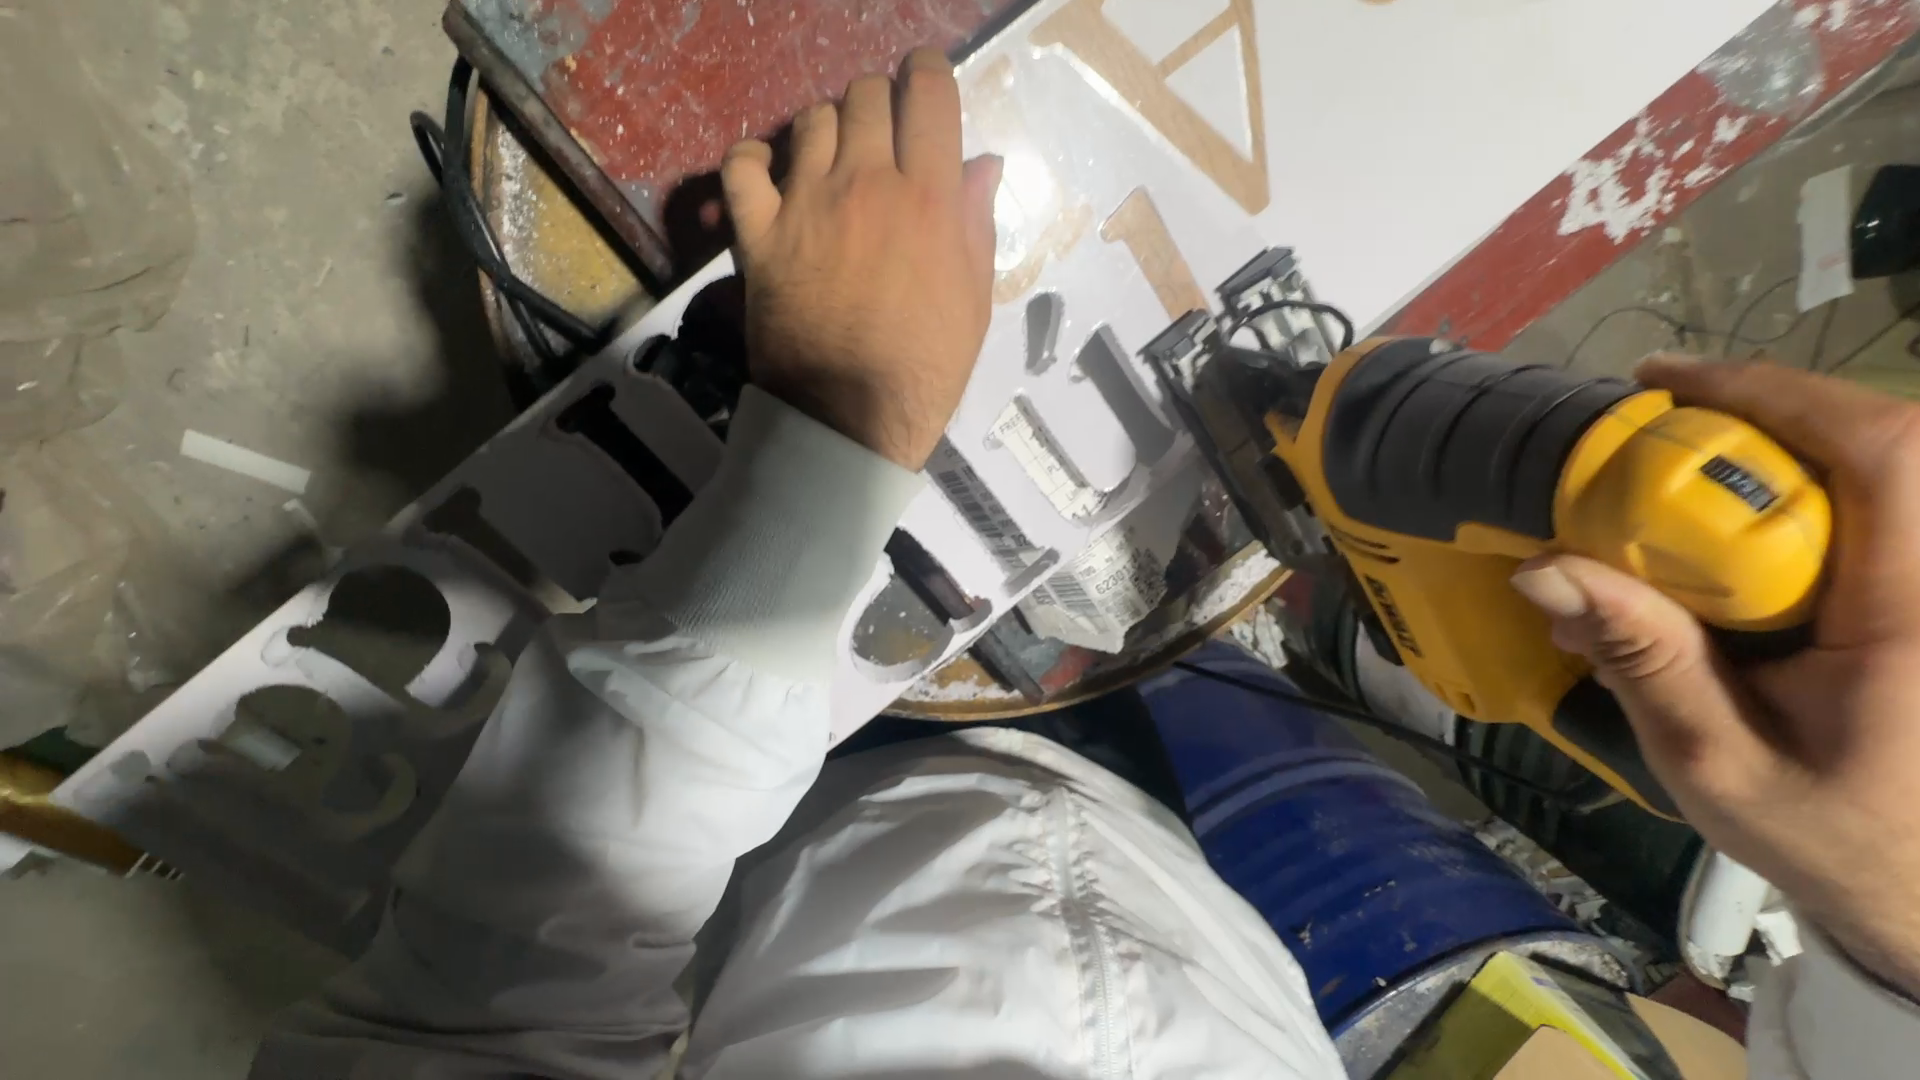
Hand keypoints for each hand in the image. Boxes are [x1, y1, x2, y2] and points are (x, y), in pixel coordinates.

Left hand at [719, 48, 1002, 469]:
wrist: (851, 418)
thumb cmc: (925, 368)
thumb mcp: (975, 302)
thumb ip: (977, 224)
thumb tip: (983, 163)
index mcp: (927, 198)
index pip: (928, 95)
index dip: (929, 74)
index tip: (927, 83)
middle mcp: (865, 183)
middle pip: (865, 95)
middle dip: (879, 102)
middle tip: (882, 135)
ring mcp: (806, 205)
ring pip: (810, 120)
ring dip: (827, 127)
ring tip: (833, 161)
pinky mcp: (759, 235)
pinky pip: (742, 167)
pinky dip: (753, 158)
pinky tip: (768, 171)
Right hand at [1510, 358, 1919, 995]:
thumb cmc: (1834, 837)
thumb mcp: (1713, 761)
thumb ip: (1640, 659)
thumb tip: (1543, 567)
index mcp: (1919, 615)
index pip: (1883, 455)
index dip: (1774, 395)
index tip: (1664, 383)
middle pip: (1879, 448)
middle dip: (1755, 421)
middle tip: (1649, 435)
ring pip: (1877, 480)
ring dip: (1766, 463)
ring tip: (1666, 485)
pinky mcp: (1913, 608)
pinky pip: (1867, 524)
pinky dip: (1785, 511)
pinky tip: (1714, 550)